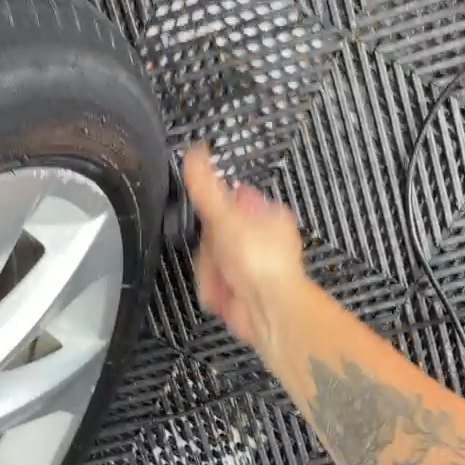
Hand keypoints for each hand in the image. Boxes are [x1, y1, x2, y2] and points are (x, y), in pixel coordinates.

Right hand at [183, 143, 307, 351]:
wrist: (269, 310)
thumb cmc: (263, 265)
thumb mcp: (227, 217)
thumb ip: (206, 186)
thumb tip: (196, 154)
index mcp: (267, 216)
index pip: (229, 202)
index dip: (215, 214)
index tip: (213, 223)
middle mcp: (261, 242)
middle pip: (214, 234)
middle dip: (210, 249)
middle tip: (220, 254)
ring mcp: (250, 267)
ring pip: (211, 261)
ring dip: (210, 272)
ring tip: (225, 276)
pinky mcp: (240, 289)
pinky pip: (213, 283)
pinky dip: (213, 290)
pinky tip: (224, 292)